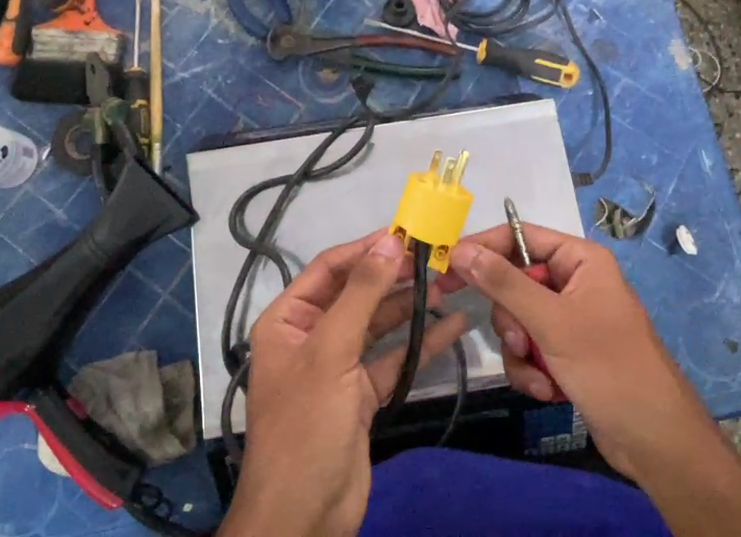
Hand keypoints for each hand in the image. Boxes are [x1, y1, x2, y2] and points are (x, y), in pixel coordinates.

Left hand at [223, 231, 466, 536]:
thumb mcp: (330, 352)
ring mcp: (337, 367)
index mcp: (288, 320)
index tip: (408, 233)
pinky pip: (393, 359)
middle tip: (440, 257)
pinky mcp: (361, 396)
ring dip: (413, 306)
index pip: (329, 269)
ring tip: (453, 283)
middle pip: (357, 294)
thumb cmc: (306, 424)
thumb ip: (361, 295)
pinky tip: (453, 325)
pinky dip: (420, 343)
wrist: (303, 515)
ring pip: (379, 325)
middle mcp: (311, 336)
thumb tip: (389, 242)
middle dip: (396, 277)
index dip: (366, 249)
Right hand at [436, 222, 715, 479]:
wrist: (655, 440)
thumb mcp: (551, 322)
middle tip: (518, 341)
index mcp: (580, 259)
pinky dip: (530, 370)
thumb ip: (503, 283)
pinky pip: (528, 349)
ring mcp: (571, 319)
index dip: (482, 249)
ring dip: (520, 352)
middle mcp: (575, 282)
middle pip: (512, 282)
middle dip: (510, 319)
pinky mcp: (567, 353)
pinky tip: (549, 391)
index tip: (445, 269)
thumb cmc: (610, 368)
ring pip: (516, 320)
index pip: (518, 237)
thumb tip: (460, 249)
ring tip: (540, 374)